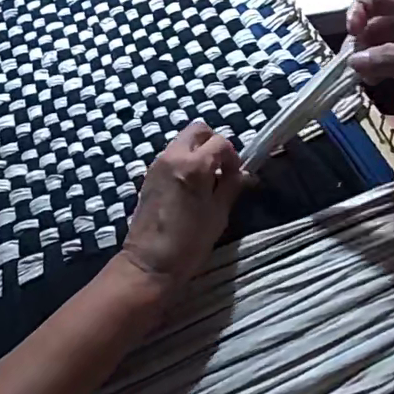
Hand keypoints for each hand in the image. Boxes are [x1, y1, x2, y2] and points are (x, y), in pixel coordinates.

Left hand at [118, 120, 245, 289]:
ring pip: (183, 140)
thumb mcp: (218, 214)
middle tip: (222, 168)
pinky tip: (190, 185)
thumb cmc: (189, 243)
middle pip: (198, 130)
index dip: (233, 156)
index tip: (236, 175)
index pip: (220, 142)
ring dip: (198, 151)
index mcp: (193, 165)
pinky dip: (184, 159)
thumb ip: (231, 187)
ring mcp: (158, 163)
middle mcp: (173, 156)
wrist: (149, 262)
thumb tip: (244, 173)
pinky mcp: (149, 173)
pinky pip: (171, 154)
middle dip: (214, 143)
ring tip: (207, 178)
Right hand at [346, 0, 393, 151]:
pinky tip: (368, 83)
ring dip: (364, 56)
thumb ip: (392, 58)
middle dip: (359, 37)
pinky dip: (373, 71)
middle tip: (349, 61)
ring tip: (357, 75)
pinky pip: (387, 65)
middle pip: (376, 20)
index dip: (360, 8)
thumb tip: (352, 61)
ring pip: (379, 44)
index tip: (350, 32)